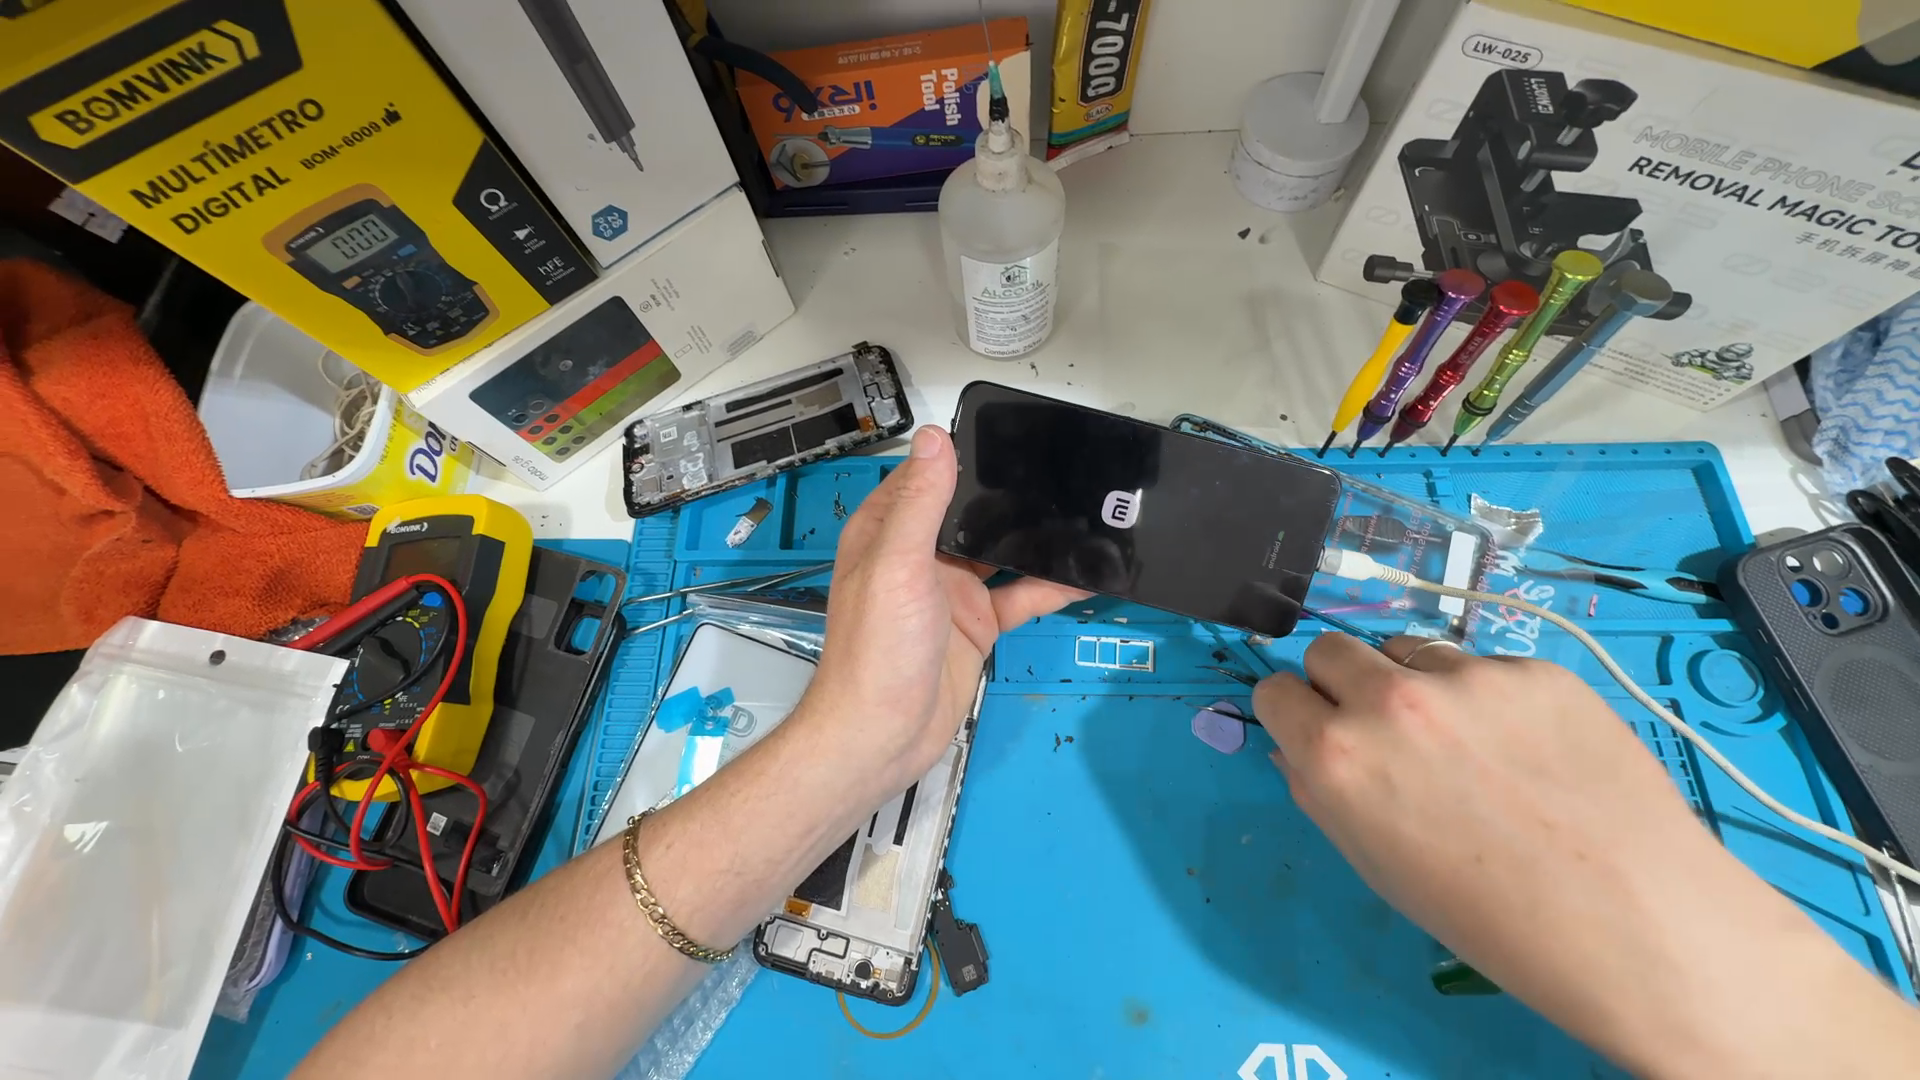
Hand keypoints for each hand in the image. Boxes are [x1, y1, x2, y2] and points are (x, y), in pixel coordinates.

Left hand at [804, 426, 1086, 793]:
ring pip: (1001, 552)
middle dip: (1010, 496)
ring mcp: (951, 590)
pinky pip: (1019, 595)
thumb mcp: (897, 564)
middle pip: (970, 513)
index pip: (928, 478)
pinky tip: (1086, 574)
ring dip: (1035, 538)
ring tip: (1084, 513)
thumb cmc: (877, 648)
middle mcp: (920, 556)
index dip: (963, 456)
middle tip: (1064, 473)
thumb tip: (935, 437)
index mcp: (888, 532)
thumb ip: (921, 503)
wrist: (884, 736)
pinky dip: (1049, 586)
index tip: (1010, 435)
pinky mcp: (977, 624)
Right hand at [1252, 635, 1919, 1077]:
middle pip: (1327, 647)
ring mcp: (1465, 677)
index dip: (1294, 713)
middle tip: (1382, 725)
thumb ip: (1316, 790)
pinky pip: (1479, 665)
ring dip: (1411, 680)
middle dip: (1340, 681)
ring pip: (1403, 647)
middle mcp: (1387, 700)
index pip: (1273, 689)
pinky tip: (1527, 746)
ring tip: (1464, 739)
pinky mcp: (1532, 668)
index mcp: (1335, 754)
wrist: (1640, 928)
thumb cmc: (1485, 915)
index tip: (1317, 730)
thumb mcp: (1371, 861)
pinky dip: (1484, 695)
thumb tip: (1295, 746)